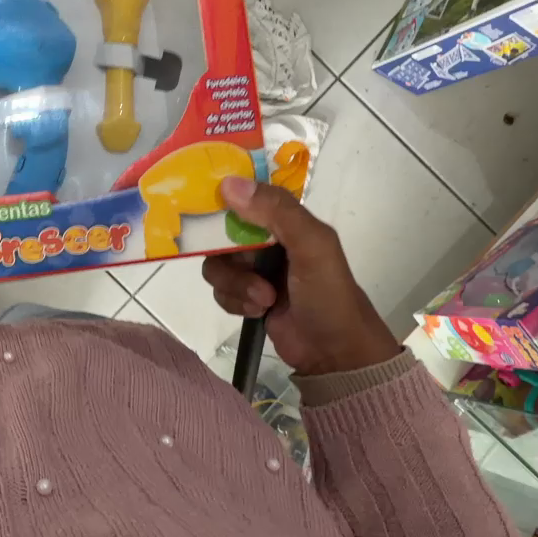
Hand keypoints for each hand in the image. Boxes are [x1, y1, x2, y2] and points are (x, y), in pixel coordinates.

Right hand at [201, 177, 401, 376]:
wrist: (335, 353)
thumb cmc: (328, 294)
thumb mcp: (311, 246)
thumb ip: (276, 212)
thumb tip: (228, 183)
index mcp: (286, 220)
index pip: (245, 197)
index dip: (222, 200)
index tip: (202, 209)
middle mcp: (267, 241)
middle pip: (220, 236)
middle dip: (229, 259)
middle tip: (245, 270)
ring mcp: (255, 270)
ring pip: (217, 266)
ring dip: (235, 285)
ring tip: (263, 300)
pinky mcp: (246, 297)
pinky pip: (220, 292)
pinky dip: (234, 302)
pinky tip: (258, 312)